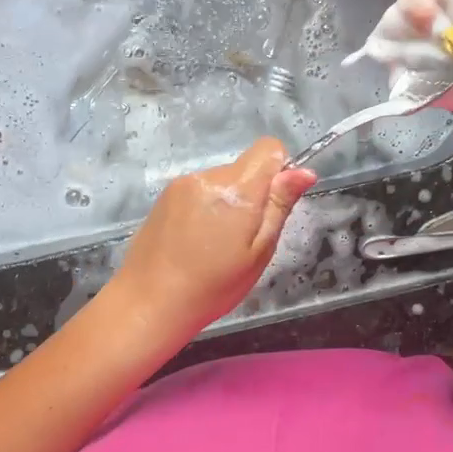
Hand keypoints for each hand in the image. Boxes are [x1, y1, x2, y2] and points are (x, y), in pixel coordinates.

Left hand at [110, 139, 316, 332]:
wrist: (149, 303)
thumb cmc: (212, 286)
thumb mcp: (258, 253)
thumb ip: (279, 207)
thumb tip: (303, 171)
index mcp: (235, 188)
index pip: (268, 148)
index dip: (279, 172)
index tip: (271, 208)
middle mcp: (207, 176)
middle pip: (243, 168)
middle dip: (251, 196)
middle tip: (242, 241)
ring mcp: (181, 185)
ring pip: (220, 182)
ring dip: (226, 204)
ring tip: (215, 246)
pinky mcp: (163, 198)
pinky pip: (197, 193)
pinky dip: (204, 210)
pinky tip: (194, 243)